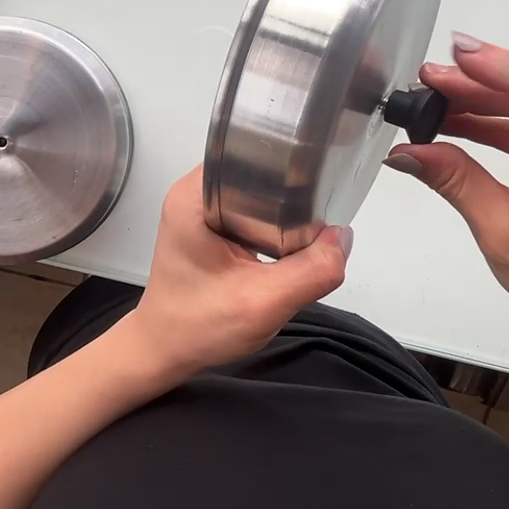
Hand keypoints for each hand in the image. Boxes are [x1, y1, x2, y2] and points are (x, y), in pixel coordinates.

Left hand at [119, 166, 350, 373]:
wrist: (165, 352)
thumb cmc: (199, 327)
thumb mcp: (263, 303)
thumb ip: (310, 272)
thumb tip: (344, 239)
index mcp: (193, 196)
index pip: (250, 156)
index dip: (287, 166)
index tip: (320, 181)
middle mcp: (193, 194)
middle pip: (257, 173)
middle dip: (291, 191)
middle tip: (324, 208)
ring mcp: (201, 211)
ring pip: (257, 195)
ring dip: (284, 211)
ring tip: (312, 224)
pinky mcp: (211, 230)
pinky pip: (252, 213)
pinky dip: (274, 226)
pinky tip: (291, 241)